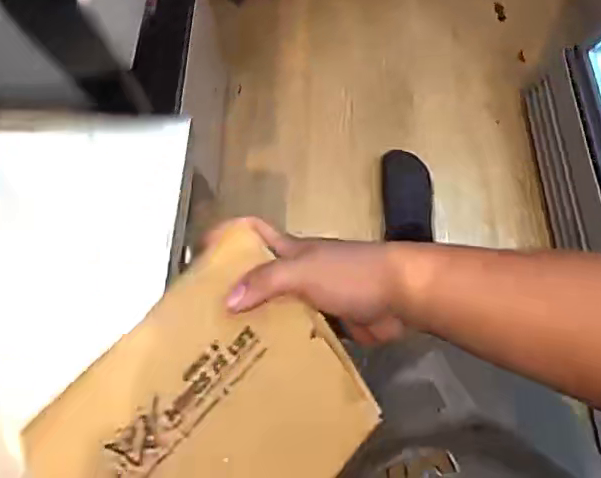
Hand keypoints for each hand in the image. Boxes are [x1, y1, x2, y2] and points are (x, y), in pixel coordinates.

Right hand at [208, 217, 410, 343]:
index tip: (200, 253)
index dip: (230, 235)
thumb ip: (268, 281)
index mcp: (292, 250)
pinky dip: (283, 347)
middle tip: (202, 321)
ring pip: (278, 308)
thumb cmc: (352, 273)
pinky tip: (263, 370)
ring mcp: (316, 298)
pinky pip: (299, 335)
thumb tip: (228, 299)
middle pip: (261, 276)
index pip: (256, 232)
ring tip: (223, 354)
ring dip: (257, 325)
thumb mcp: (306, 271)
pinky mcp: (331, 324)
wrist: (400, 295)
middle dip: (234, 291)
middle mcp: (300, 271)